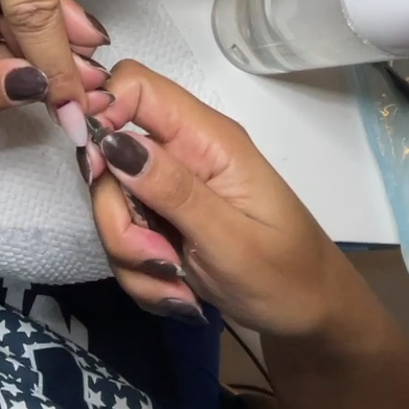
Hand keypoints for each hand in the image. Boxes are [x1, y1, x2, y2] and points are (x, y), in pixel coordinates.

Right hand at [83, 61, 366, 335]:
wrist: (312, 322)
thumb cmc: (288, 277)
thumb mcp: (232, 240)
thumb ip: (173, 189)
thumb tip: (112, 141)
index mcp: (206, 139)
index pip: (135, 86)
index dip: (101, 110)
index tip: (97, 168)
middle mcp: (180, 153)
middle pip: (108, 157)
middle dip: (118, 216)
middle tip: (158, 258)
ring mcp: (166, 188)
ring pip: (110, 203)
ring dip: (131, 253)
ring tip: (177, 281)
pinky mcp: (158, 219)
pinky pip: (121, 236)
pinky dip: (139, 271)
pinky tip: (177, 289)